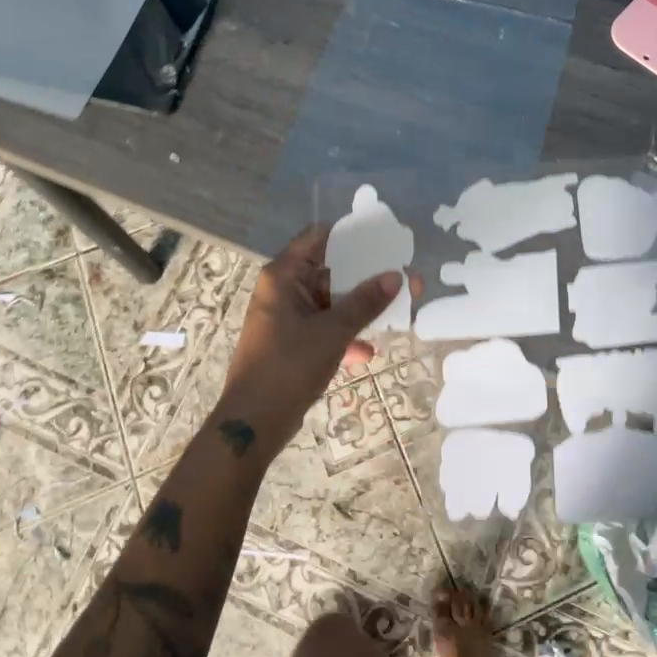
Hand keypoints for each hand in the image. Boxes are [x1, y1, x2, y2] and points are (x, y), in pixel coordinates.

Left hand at [217, 227, 406, 452]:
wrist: (254, 421)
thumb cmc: (289, 366)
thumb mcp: (333, 332)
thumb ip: (365, 302)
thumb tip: (396, 275)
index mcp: (283, 275)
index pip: (319, 237)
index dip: (352, 235)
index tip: (384, 240)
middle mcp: (282, 289)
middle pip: (329, 269)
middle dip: (366, 276)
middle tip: (403, 278)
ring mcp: (286, 316)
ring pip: (329, 301)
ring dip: (360, 307)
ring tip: (399, 311)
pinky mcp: (291, 342)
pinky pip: (323, 326)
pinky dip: (344, 334)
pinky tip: (368, 351)